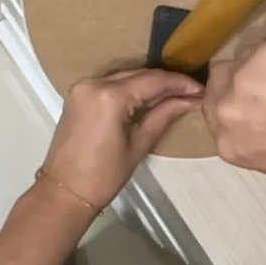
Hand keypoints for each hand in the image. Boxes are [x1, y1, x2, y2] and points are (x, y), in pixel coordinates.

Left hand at [40, 68, 202, 208]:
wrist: (65, 191)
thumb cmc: (104, 175)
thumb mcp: (139, 144)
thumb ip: (164, 115)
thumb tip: (191, 100)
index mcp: (110, 96)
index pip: (153, 80)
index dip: (180, 83)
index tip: (201, 89)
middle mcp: (94, 82)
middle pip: (139, 73)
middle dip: (166, 82)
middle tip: (191, 92)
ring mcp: (83, 86)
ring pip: (125, 75)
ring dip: (148, 82)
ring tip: (174, 94)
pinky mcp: (78, 93)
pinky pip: (110, 82)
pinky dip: (129, 86)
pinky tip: (147, 96)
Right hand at [202, 35, 265, 187]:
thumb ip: (251, 134)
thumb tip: (254, 112)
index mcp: (227, 142)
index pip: (214, 108)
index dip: (236, 99)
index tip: (256, 97)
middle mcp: (226, 108)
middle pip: (219, 76)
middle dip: (242, 77)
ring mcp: (244, 75)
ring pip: (245, 55)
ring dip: (265, 62)